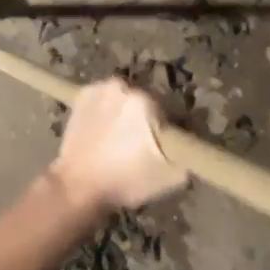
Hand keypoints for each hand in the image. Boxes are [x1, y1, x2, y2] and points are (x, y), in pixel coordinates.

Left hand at [50, 78, 187, 211]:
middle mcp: (121, 87)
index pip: (171, 109)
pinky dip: (107, 109)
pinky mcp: (80, 95)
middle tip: (144, 140)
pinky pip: (103, 99)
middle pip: (145, 101)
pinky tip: (106, 129)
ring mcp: (98, 88)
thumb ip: (187, 154)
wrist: (79, 182)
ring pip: (123, 99)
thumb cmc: (127, 179)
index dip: (172, 127)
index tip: (169, 143)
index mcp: (146, 100)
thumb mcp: (172, 175)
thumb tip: (190, 145)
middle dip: (148, 117)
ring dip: (126, 111)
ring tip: (122, 136)